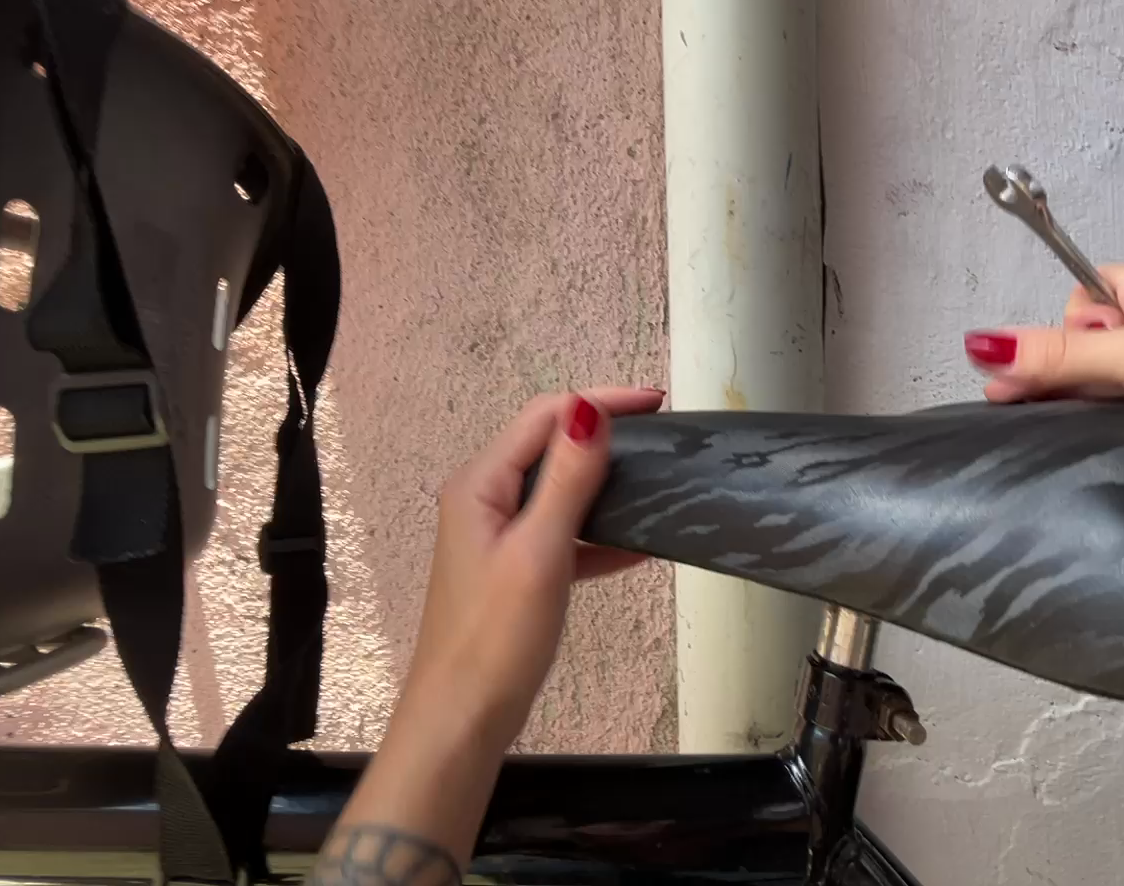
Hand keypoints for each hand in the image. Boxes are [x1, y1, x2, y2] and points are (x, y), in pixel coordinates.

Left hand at [317, 387, 665, 885]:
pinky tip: (640, 545)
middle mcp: (486, 497)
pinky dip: (599, 532)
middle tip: (661, 433)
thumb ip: (568, 478)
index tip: (657, 403)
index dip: (599, 401)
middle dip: (604, 433)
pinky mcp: (517, 566)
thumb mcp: (540, 550)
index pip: (546, 417)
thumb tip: (590, 408)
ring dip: (604, 481)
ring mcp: (500, 533)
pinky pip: (563, 533)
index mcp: (482, 483)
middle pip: (551, 446)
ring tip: (655, 477)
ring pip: (560, 489)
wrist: (463, 722)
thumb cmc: (497, 635)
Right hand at [962, 262, 1123, 498]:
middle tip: (1092, 414)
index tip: (1062, 379)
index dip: (1061, 336)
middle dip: (1076, 376)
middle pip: (1095, 342)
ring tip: (1116, 438)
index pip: (1082, 299)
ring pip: (1120, 382)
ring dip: (1104, 407)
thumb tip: (977, 344)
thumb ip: (1071, 353)